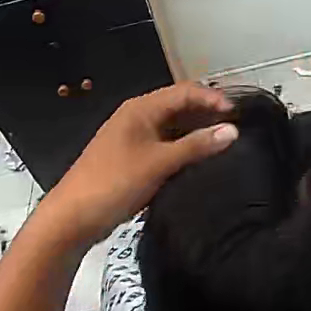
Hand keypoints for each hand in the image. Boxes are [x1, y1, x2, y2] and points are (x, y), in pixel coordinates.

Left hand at [40, 83, 236, 243]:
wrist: (71, 219)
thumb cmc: (113, 183)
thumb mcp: (159, 162)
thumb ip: (197, 145)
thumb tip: (233, 130)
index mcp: (141, 109)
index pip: (186, 91)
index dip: (214, 98)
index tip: (239, 113)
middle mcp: (138, 117)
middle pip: (181, 105)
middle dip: (209, 112)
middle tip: (237, 126)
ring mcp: (135, 138)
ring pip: (175, 126)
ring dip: (199, 131)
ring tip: (226, 142)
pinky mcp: (135, 158)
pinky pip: (168, 144)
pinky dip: (186, 147)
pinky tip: (202, 159)